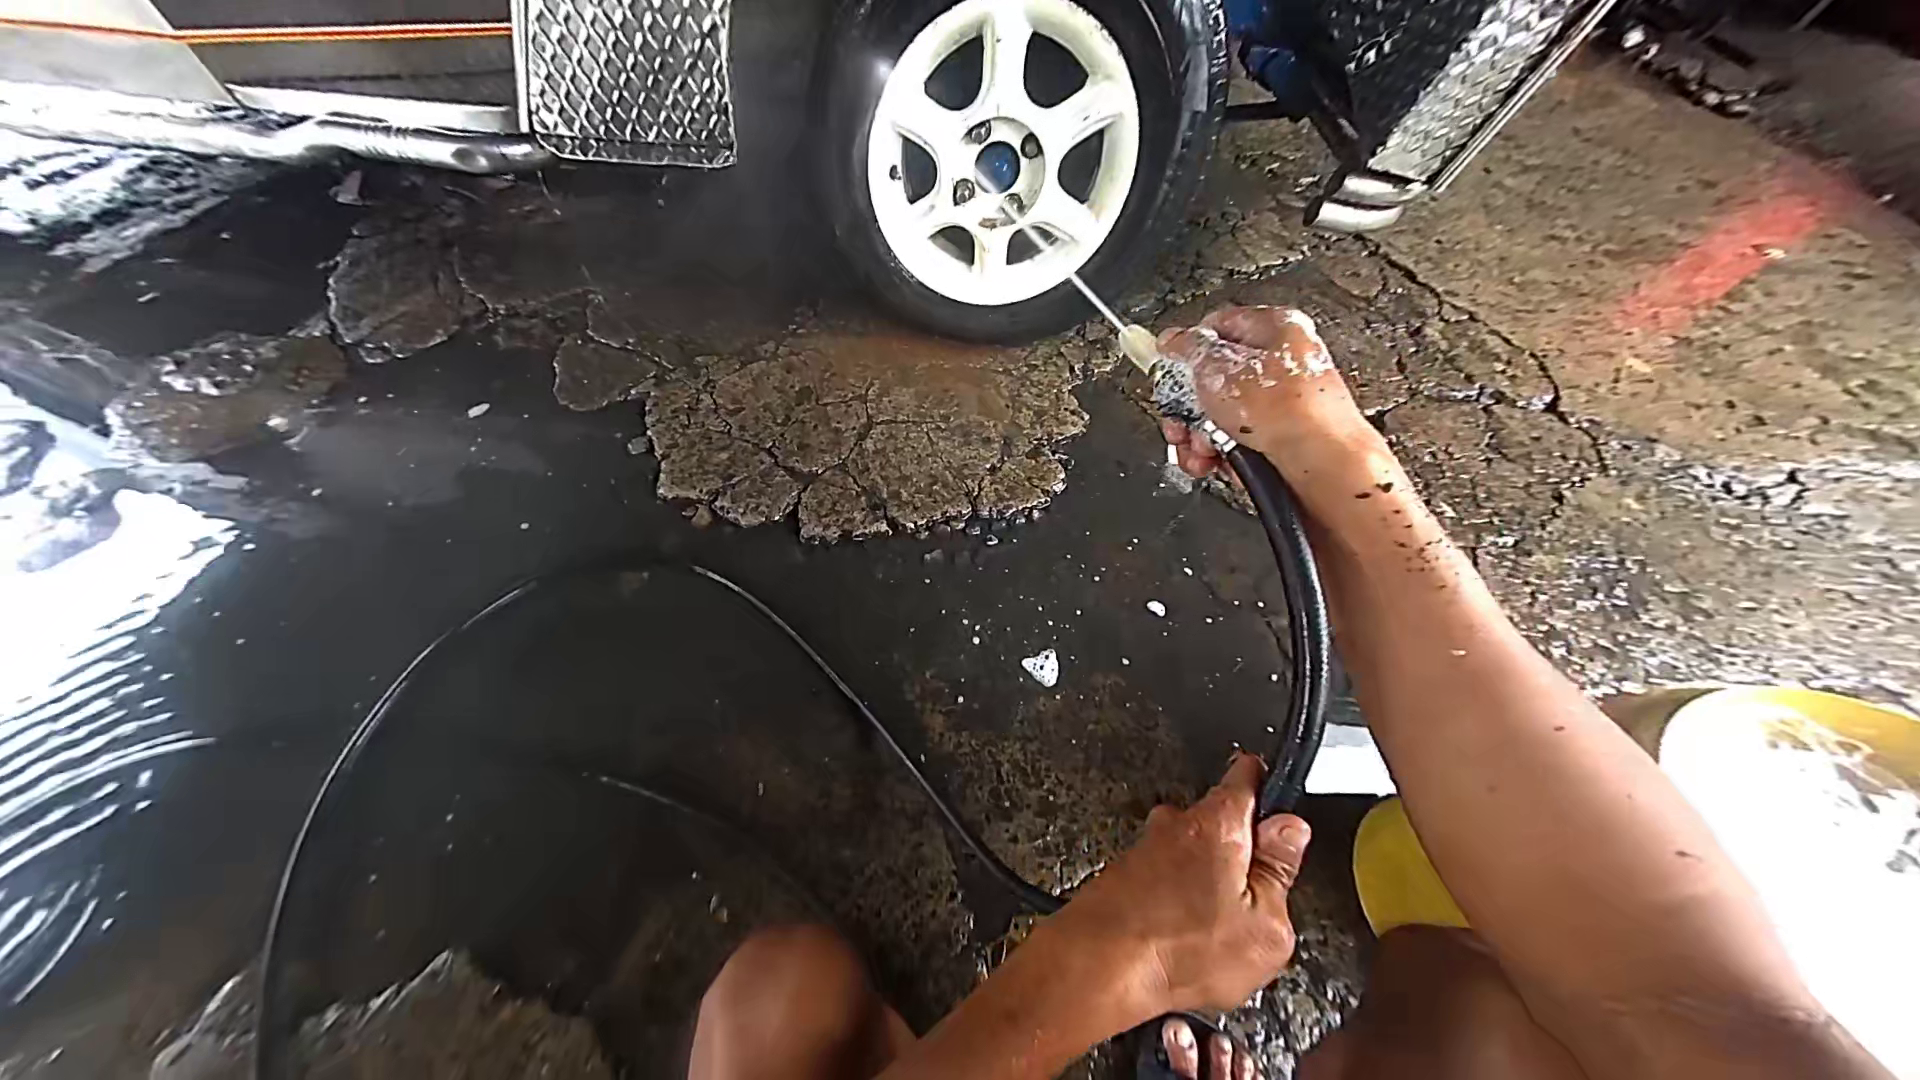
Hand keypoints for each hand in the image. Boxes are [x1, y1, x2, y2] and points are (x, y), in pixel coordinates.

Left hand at [1039, 753, 1311, 1023]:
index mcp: (1219, 822)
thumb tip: (1292, 830)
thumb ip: (1280, 870)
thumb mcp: (1265, 925)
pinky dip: (1180, 894)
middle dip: (1243, 850)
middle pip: (1224, 818)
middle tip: (1255, 899)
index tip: (1279, 798)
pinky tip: (1184, 931)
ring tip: (1214, 928)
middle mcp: (1179, 820)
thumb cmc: (1180, 946)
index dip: (1268, 783)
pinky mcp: (1130, 865)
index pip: (1247, 775)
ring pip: (1196, 848)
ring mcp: (1150, 842)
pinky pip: (1170, 871)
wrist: (1103, 961)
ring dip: (1209, 877)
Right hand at [1156, 306, 1367, 479]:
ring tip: (1201, 449)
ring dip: (1195, 437)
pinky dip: (1214, 456)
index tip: (1166, 371)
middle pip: (1208, 380)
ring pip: (1214, 417)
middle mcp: (1277, 365)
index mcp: (1273, 330)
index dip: (1185, 351)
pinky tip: (1213, 463)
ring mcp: (1276, 406)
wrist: (1319, 464)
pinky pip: (1228, 443)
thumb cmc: (1287, 411)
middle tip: (1180, 422)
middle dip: (1185, 408)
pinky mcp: (1272, 440)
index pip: (1214, 328)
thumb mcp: (1218, 368)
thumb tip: (1171, 339)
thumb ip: (1187, 349)